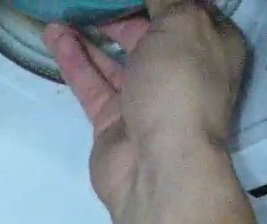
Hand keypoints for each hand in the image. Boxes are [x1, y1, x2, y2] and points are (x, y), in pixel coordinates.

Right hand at [44, 0, 247, 216]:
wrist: (157, 164)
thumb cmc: (181, 85)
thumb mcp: (181, 22)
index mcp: (211, 41)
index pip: (187, 7)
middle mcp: (180, 68)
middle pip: (147, 31)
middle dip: (120, 10)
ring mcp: (143, 97)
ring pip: (113, 58)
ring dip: (89, 33)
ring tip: (63, 11)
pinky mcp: (111, 120)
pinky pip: (92, 83)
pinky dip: (74, 61)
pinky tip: (55, 37)